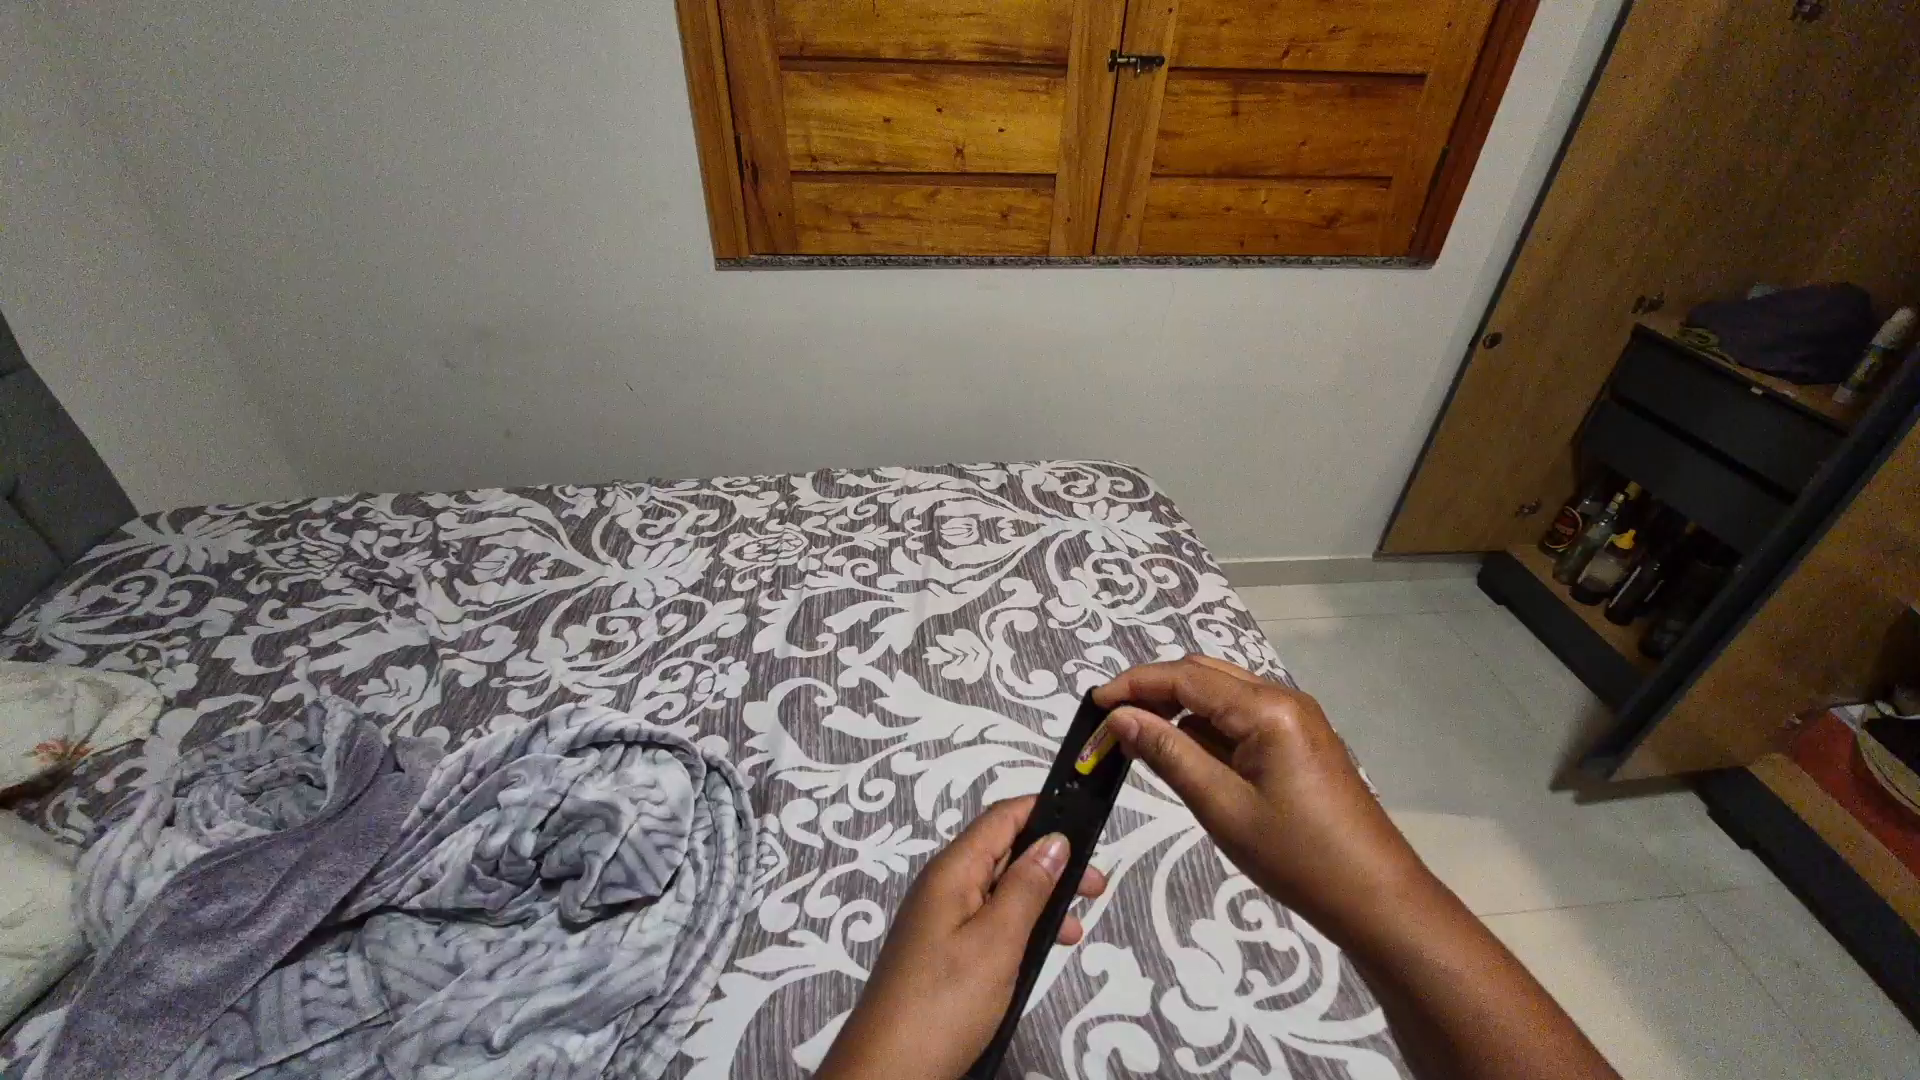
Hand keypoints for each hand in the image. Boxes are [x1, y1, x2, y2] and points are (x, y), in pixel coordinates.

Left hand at [815, 797, 1108, 1079]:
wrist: (887, 1072)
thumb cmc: (945, 1001)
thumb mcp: (996, 941)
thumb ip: (1027, 887)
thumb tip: (1054, 839)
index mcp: (953, 870)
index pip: (1001, 818)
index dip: (1042, 811)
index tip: (1086, 822)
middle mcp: (946, 885)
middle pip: (1004, 852)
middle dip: (1051, 860)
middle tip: (1097, 886)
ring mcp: (943, 919)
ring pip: (1001, 890)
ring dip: (1041, 898)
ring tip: (1079, 924)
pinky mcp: (945, 952)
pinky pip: (990, 921)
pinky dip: (1022, 927)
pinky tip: (1044, 948)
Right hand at [1093, 655, 1438, 949]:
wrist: (1378, 900)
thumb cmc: (1297, 857)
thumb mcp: (1221, 807)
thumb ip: (1167, 753)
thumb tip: (1120, 717)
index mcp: (1267, 709)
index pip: (1186, 677)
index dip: (1134, 684)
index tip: (1094, 704)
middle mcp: (1282, 698)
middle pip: (1203, 673)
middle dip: (1154, 690)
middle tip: (1113, 723)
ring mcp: (1294, 717)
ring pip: (1220, 692)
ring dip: (1178, 706)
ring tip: (1139, 736)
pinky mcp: (1298, 738)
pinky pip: (1239, 715)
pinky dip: (1204, 725)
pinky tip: (1183, 751)